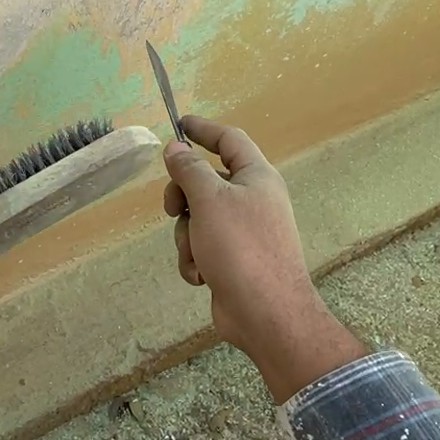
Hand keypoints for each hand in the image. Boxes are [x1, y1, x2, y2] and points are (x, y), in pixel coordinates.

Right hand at [163, 114, 363, 399]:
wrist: (267, 315)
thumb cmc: (241, 247)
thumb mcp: (209, 200)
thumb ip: (189, 169)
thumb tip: (175, 147)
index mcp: (256, 177)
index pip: (229, 140)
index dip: (203, 129)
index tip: (178, 124)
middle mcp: (253, 200)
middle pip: (205, 181)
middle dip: (183, 196)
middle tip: (172, 209)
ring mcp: (244, 232)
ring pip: (198, 217)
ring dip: (188, 236)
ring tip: (197, 254)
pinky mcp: (233, 260)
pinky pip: (202, 246)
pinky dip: (195, 259)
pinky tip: (202, 275)